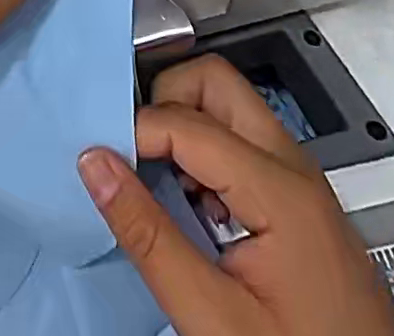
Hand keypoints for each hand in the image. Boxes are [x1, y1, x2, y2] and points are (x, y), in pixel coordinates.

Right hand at [77, 56, 393, 335]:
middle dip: (162, 101)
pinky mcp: (294, 193)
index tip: (104, 165)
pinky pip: (236, 134)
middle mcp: (294, 168)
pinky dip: (198, 145)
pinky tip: (187, 200)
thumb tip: (95, 165)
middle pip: (213, 80)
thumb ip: (149, 236)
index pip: (184, 123)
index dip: (132, 134)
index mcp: (281, 192)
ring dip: (179, 122)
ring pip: (224, 101)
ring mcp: (298, 177)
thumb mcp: (214, 318)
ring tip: (156, 179)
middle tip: (133, 150)